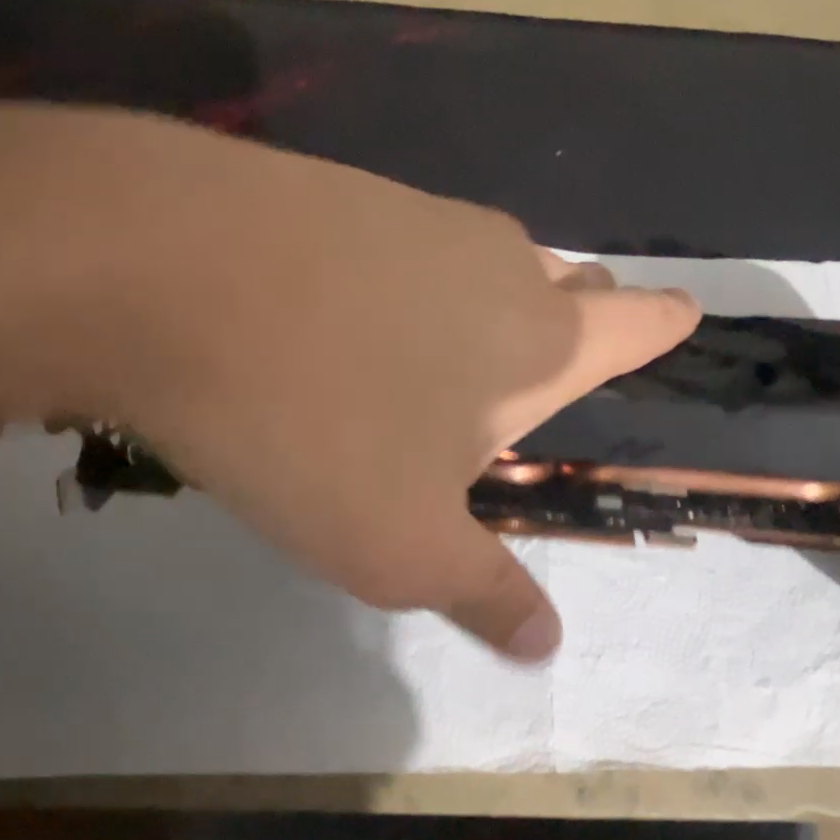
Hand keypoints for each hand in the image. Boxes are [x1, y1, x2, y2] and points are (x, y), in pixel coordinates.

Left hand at [0, 102, 698, 659]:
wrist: (161, 276)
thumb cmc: (313, 425)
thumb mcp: (401, 548)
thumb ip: (485, 594)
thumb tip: (547, 644)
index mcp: (540, 342)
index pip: (635, 324)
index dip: (662, 325)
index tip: (679, 317)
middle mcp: (494, 263)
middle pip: (565, 285)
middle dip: (576, 316)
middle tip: (558, 352)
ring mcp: (412, 215)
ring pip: (480, 263)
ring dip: (483, 304)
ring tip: (452, 353)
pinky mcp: (334, 194)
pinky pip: (398, 248)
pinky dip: (398, 285)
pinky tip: (350, 317)